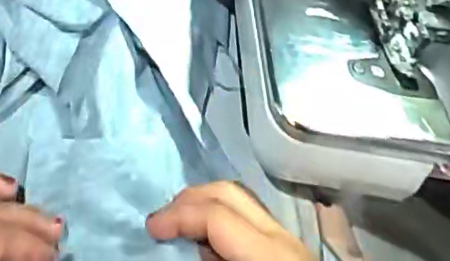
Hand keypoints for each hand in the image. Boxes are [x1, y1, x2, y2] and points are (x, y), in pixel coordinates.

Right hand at [147, 182, 313, 260]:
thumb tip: (180, 250)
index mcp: (274, 258)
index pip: (217, 215)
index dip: (178, 216)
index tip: (151, 229)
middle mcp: (289, 243)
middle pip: (230, 194)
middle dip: (190, 201)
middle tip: (163, 223)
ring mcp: (297, 250)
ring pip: (244, 204)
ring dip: (207, 208)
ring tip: (183, 231)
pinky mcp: (297, 259)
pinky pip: (255, 225)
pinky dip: (226, 225)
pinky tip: (212, 248)